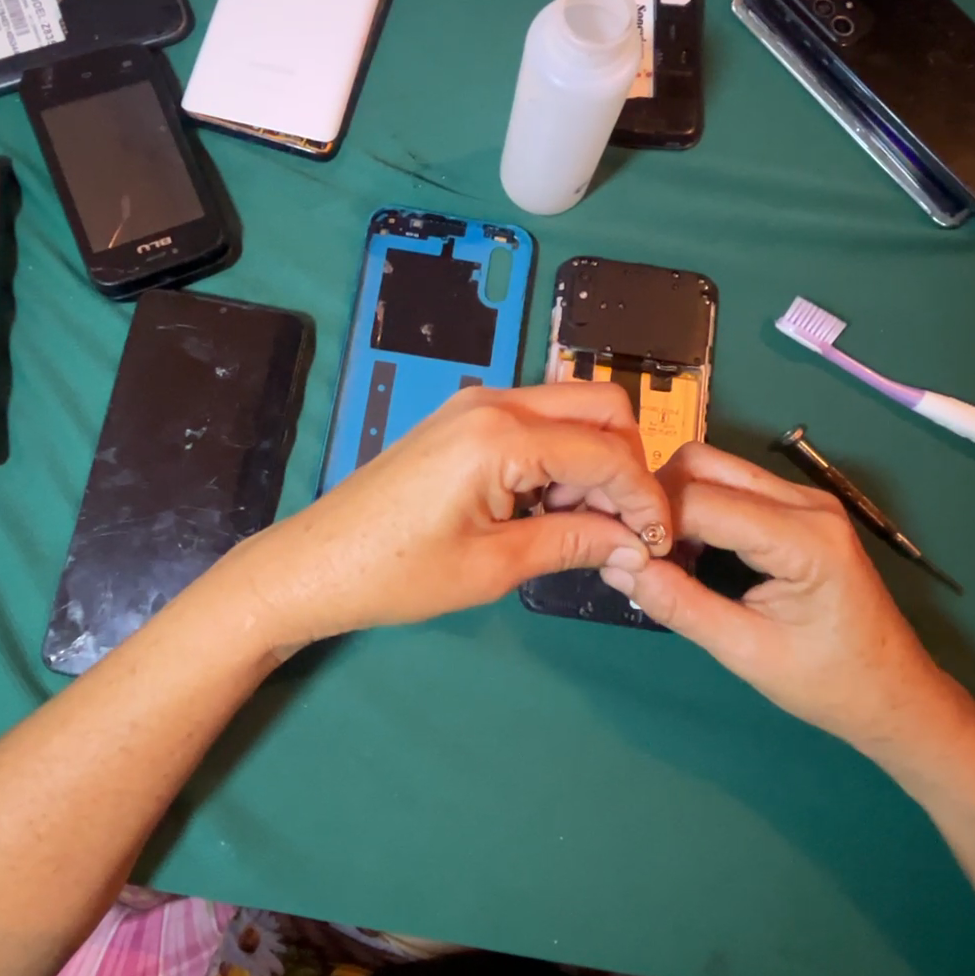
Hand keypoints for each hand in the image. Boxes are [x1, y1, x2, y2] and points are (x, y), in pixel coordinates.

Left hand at [219, 384, 672, 654]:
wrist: (316, 564)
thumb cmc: (398, 573)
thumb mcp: (495, 568)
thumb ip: (573, 544)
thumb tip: (635, 545)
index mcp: (502, 435)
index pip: (606, 453)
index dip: (643, 499)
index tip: (658, 542)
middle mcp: (494, 402)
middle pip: (599, 407)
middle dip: (626, 464)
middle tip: (620, 527)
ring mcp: (474, 405)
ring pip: (569, 410)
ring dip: (592, 459)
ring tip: (576, 526)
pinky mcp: (460, 419)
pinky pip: (535, 421)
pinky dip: (558, 456)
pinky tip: (543, 507)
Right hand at [599, 442, 966, 752]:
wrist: (895, 696)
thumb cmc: (827, 683)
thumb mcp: (744, 651)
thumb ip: (678, 604)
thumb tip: (616, 565)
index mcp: (803, 537)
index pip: (700, 501)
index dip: (650, 523)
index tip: (621, 556)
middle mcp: (804, 502)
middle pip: (704, 464)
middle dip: (657, 499)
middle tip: (636, 549)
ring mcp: (803, 500)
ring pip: (714, 469)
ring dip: (674, 501)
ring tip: (658, 553)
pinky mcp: (797, 510)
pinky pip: (730, 486)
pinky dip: (696, 507)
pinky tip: (687, 550)